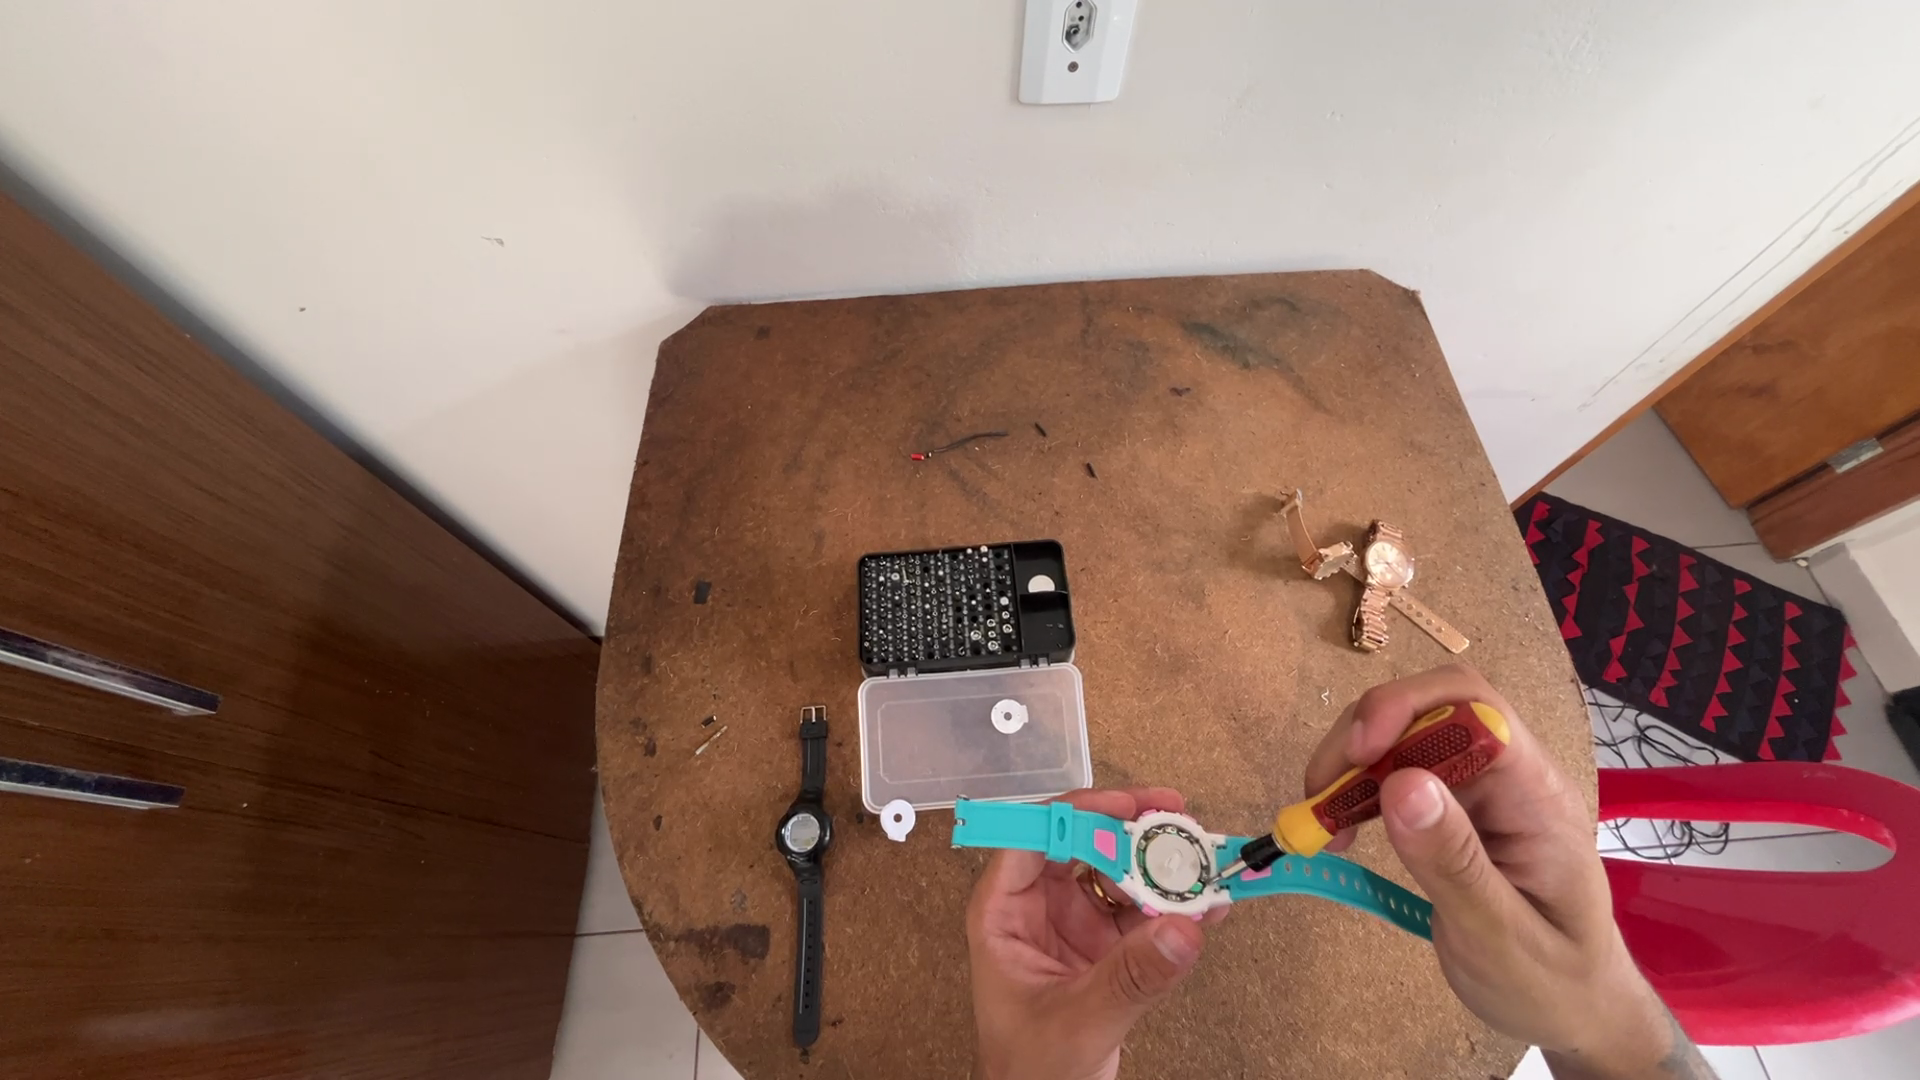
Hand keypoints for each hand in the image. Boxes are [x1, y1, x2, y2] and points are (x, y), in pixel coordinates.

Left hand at [966, 787, 1221, 1079]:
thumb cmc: (1030, 1071)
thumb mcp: (1077, 1023)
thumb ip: (1129, 978)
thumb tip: (1184, 928)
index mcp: (1003, 908)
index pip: (1034, 838)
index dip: (1079, 812)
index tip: (1128, 804)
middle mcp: (1036, 903)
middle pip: (1080, 843)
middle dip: (1127, 828)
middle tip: (1177, 815)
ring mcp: (1071, 920)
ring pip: (1113, 871)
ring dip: (1155, 862)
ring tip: (1202, 856)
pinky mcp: (1103, 945)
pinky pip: (1138, 911)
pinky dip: (1172, 904)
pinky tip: (1208, 900)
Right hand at [1309, 666, 1712, 1078]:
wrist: (1572, 1013)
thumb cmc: (1551, 985)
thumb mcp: (1500, 938)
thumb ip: (1453, 861)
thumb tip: (1400, 782)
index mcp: (1534, 793)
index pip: (1472, 705)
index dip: (1406, 706)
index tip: (1358, 753)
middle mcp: (1504, 774)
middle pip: (1420, 711)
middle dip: (1359, 740)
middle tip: (1319, 795)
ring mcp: (1473, 786)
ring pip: (1394, 735)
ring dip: (1346, 766)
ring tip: (1322, 820)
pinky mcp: (1446, 803)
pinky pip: (1389, 771)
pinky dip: (1351, 789)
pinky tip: (1339, 827)